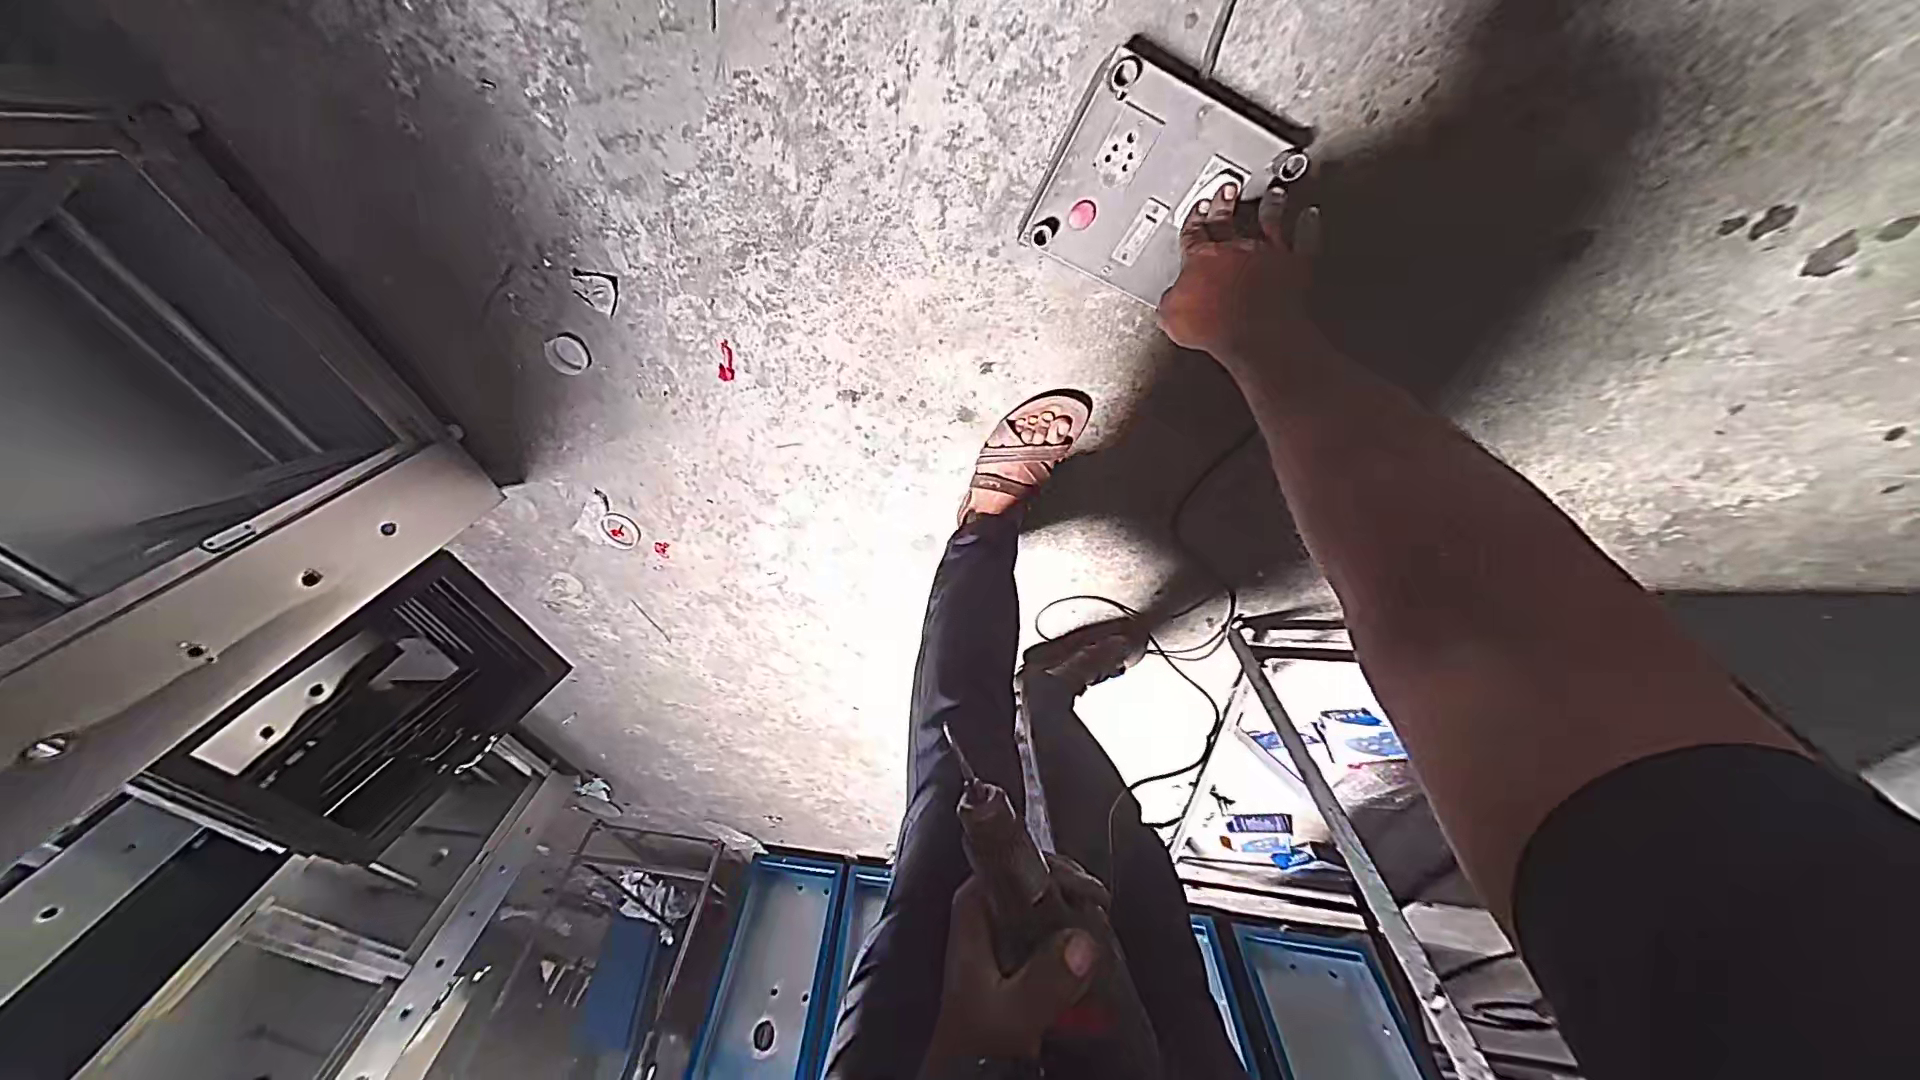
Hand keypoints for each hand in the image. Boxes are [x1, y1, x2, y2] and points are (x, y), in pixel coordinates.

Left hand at [921, 863, 1109, 1069]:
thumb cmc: (973, 1044)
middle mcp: (989, 911)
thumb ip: (1045, 979)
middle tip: (1100, 908)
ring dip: (1077, 916)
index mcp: (976, 905)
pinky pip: (1052, 934)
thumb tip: (1083, 941)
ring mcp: (1003, 934)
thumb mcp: (1011, 1014)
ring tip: (1101, 929)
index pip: (1015, 860)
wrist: (967, 1074)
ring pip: (1047, 906)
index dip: (1054, 868)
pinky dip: (1075, 941)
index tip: (1087, 887)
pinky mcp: (1018, 957)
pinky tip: (1092, 957)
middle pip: (1037, 880)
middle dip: (1073, 892)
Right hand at [1157, 180, 1321, 359]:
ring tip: (1271, 193)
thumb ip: (1170, 300)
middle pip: (1227, 219)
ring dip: (1270, 204)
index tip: (1197, 209)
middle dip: (1224, 202)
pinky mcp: (1294, 263)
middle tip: (1227, 189)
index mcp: (1202, 258)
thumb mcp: (1172, 317)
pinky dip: (1308, 224)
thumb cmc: (1214, 326)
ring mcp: (1267, 252)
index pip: (1193, 233)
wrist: (1254, 333)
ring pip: (1269, 219)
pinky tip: (1310, 214)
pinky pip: (1304, 237)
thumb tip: (1169, 299)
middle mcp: (1235, 248)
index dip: (1193, 220)